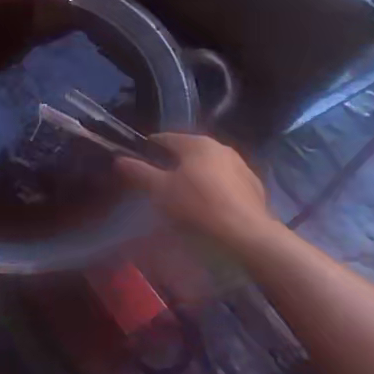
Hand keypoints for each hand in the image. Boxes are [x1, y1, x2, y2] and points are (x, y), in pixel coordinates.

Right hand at [115, 134, 280, 248]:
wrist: (247, 235)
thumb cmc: (198, 207)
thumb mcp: (161, 191)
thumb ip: (140, 173)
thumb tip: (119, 159)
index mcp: (197, 143)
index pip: (166, 138)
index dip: (149, 148)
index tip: (138, 161)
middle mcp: (221, 147)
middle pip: (189, 152)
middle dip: (173, 164)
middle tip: (159, 183)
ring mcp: (241, 166)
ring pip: (210, 167)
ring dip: (196, 177)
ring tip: (184, 198)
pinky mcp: (254, 187)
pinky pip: (226, 183)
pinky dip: (215, 190)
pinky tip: (210, 208)